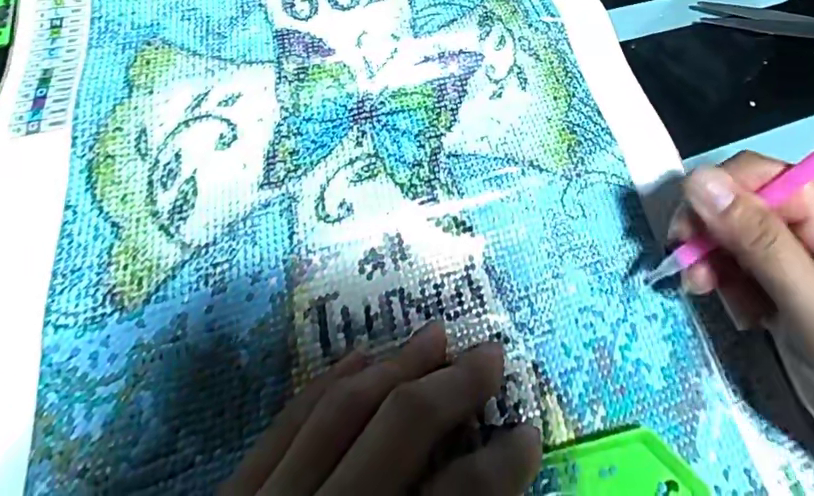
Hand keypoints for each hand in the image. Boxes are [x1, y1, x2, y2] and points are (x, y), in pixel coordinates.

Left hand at [217, 322, 541, 495]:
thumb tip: (486, 495)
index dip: (503, 466)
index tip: (528, 436)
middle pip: (402, 427)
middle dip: (456, 385)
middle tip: (493, 354)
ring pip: (343, 409)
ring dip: (398, 364)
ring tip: (437, 333)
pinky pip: (285, 424)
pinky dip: (327, 385)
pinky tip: (360, 358)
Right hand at [670, 153, 813, 495]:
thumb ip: (761, 245)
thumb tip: (699, 179)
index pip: (768, 178)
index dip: (720, 194)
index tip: (683, 234)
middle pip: (749, 205)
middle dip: (714, 233)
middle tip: (691, 274)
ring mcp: (808, 265)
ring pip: (741, 239)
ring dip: (719, 263)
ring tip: (711, 297)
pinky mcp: (794, 295)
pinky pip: (747, 272)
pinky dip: (733, 288)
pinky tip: (741, 315)